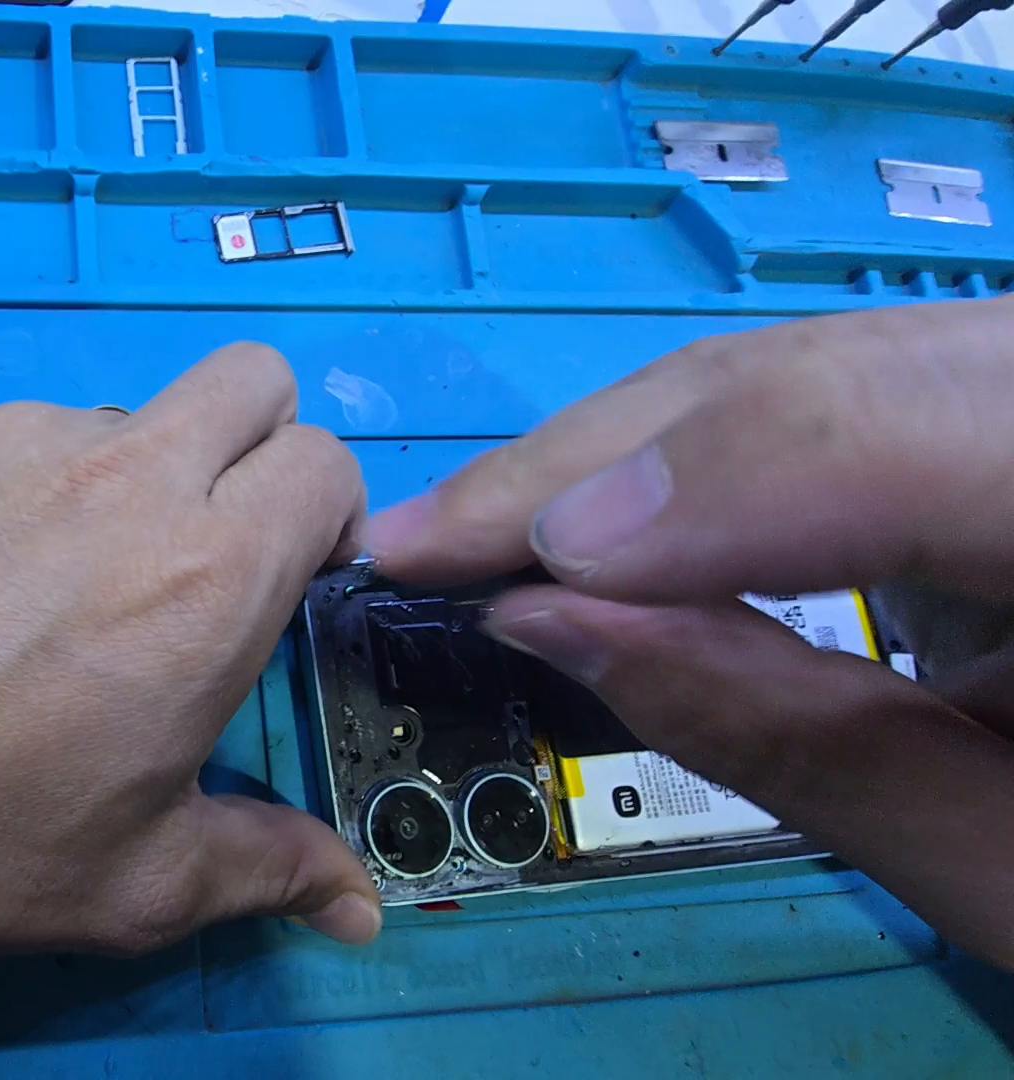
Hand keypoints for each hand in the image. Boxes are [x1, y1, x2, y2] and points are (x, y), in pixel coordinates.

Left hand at [0, 343, 381, 1077]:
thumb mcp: (137, 882)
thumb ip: (267, 866)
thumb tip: (356, 902)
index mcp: (204, 575)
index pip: (327, 463)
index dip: (321, 514)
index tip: (282, 571)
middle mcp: (124, 476)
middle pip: (248, 380)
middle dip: (252, 445)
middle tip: (198, 536)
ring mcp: (15, 434)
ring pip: (120, 412)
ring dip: (117, 475)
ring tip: (42, 579)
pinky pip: (5, 423)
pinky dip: (7, 475)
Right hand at [362, 297, 1013, 966]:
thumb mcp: (1001, 863)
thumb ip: (772, 734)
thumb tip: (531, 618)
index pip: (904, 429)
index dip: (697, 492)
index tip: (517, 583)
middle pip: (796, 376)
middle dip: (573, 470)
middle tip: (416, 545)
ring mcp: (998, 390)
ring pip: (760, 372)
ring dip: (581, 465)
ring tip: (458, 535)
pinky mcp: (946, 409)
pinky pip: (763, 405)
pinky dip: (638, 468)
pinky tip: (557, 521)